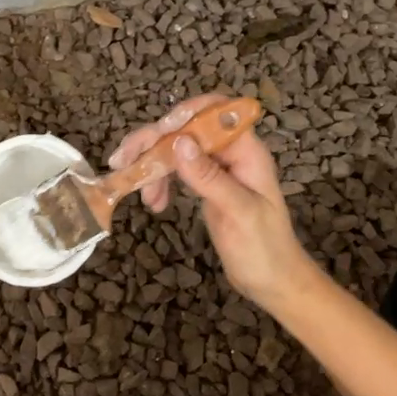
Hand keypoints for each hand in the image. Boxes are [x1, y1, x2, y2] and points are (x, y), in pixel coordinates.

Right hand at [109, 95, 315, 308]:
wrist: (273, 283)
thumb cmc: (264, 249)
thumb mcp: (238, 213)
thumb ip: (209, 177)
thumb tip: (179, 142)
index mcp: (247, 152)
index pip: (217, 112)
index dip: (188, 112)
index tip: (160, 131)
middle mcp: (229, 153)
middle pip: (187, 128)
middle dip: (154, 141)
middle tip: (124, 159)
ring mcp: (215, 168)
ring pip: (176, 148)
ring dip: (151, 163)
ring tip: (135, 188)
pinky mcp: (204, 184)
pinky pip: (175, 170)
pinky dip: (158, 181)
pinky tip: (153, 201)